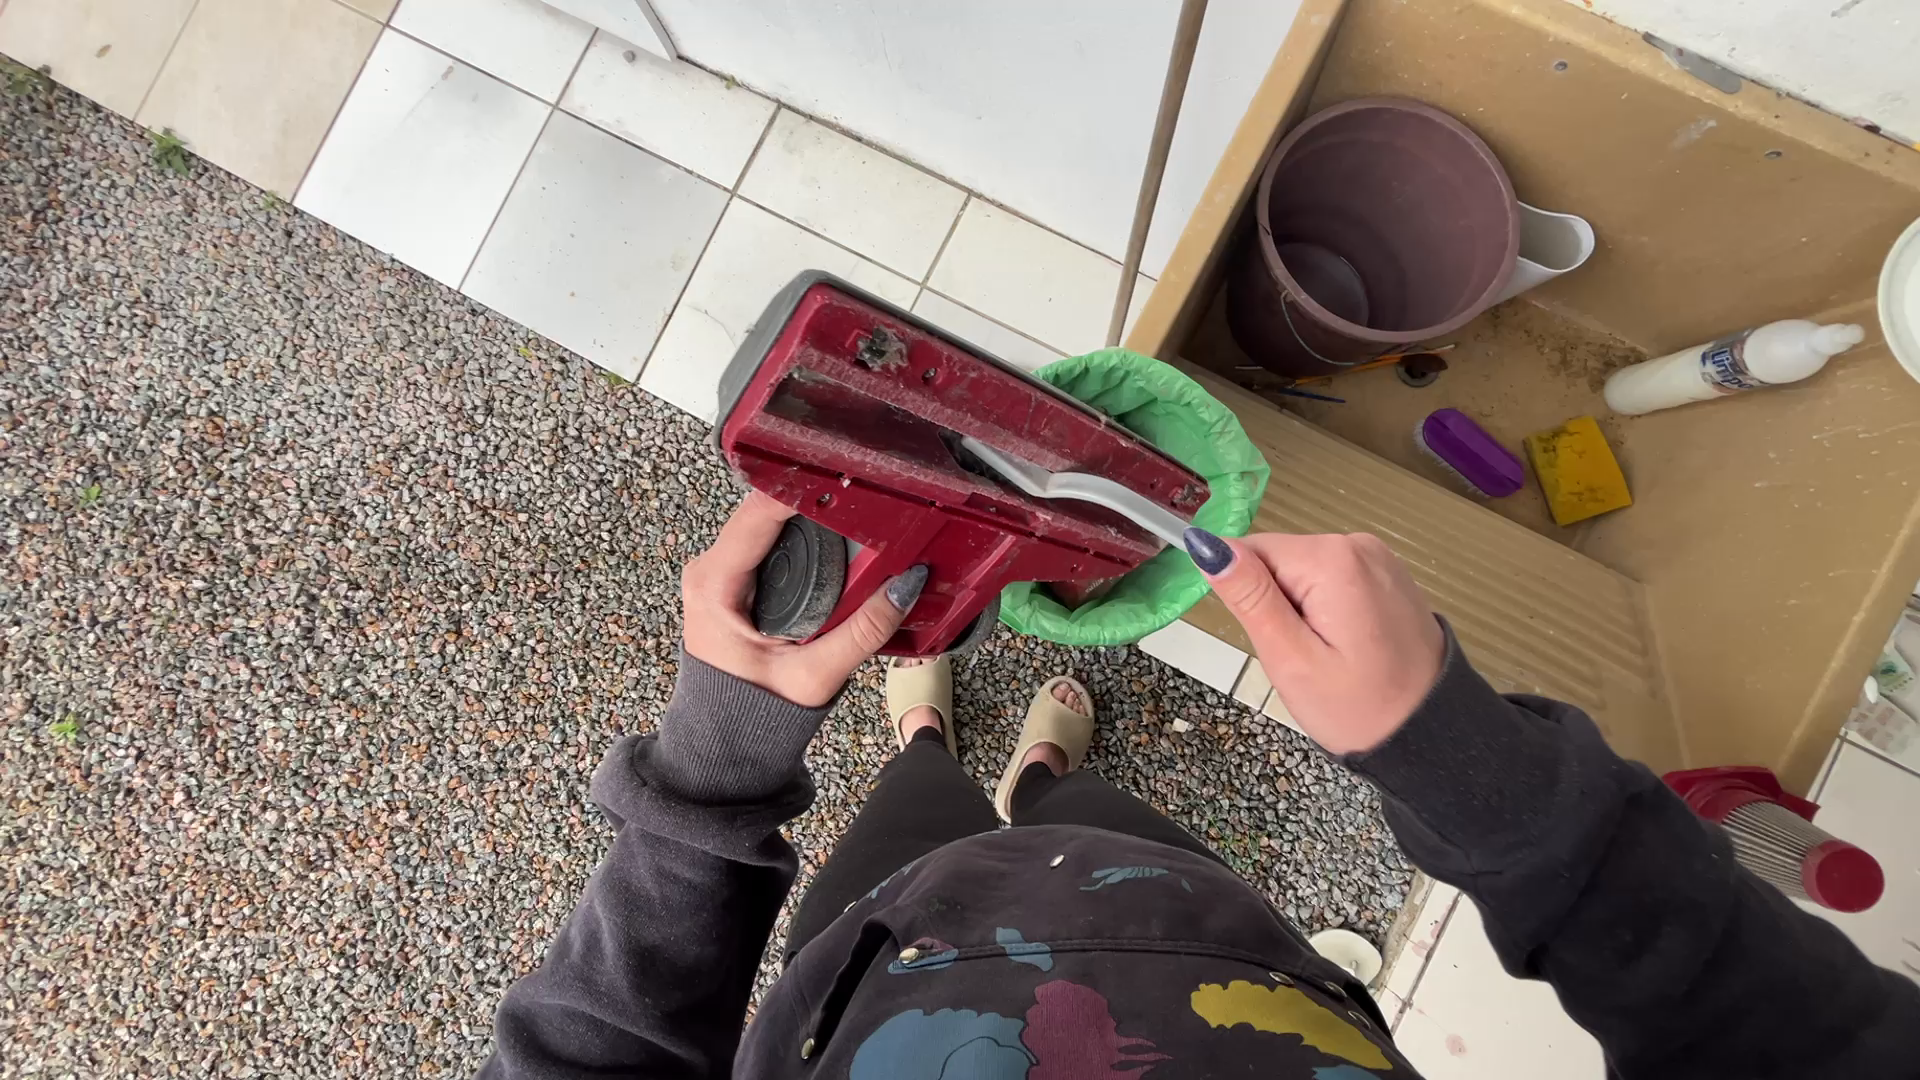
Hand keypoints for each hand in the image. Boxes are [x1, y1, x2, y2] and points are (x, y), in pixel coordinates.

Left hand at [682, 491, 925, 706]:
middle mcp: (710, 570)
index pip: (758, 513)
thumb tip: (905, 588)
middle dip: (816, 503)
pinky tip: (837, 537)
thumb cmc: (753, 711)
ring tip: (856, 513)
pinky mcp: (737, 582)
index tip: (844, 479)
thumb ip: (863, 631)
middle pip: (767, 511)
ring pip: (771, 524)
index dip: (802, 490)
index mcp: (714, 584)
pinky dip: (805, 538)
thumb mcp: (814, 675)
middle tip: (862, 498)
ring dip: (813, 519)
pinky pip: (772, 543)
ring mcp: (722, 573)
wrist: (727, 743)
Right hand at [1184, 528, 1443, 754]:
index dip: (1248, 596)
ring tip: (1323, 652)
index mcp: (1331, 559)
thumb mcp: (1290, 657)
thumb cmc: (1356, 706)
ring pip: (1298, 571)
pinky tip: (1342, 643)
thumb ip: (1249, 596)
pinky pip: (1327, 579)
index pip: (1250, 551)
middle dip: (1273, 604)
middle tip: (1299, 654)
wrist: (1434, 738)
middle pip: (1277, 559)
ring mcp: (1377, 557)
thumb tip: (1205, 544)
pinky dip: (1322, 608)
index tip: (1272, 637)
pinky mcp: (1386, 574)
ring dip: (1296, 608)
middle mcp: (1356, 543)